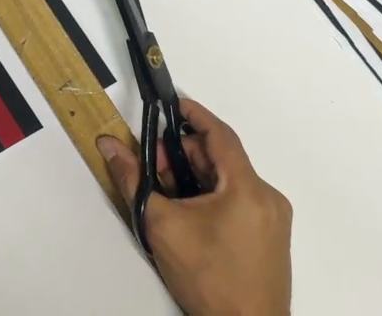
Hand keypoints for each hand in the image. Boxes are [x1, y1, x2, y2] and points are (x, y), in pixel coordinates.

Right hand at [99, 100, 291, 315]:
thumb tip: (109, 144)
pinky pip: (236, 199)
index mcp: (247, 190)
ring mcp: (272, 220)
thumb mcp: (160, 224)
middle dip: (181, 154)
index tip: (171, 104)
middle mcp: (267, 198)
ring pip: (226, 179)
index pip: (221, 135)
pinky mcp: (270, 237)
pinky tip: (187, 215)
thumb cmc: (207, 277)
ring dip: (193, 177)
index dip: (194, 114)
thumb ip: (132, 178)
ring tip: (166, 198)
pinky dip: (209, 195)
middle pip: (219, 157)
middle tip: (152, 170)